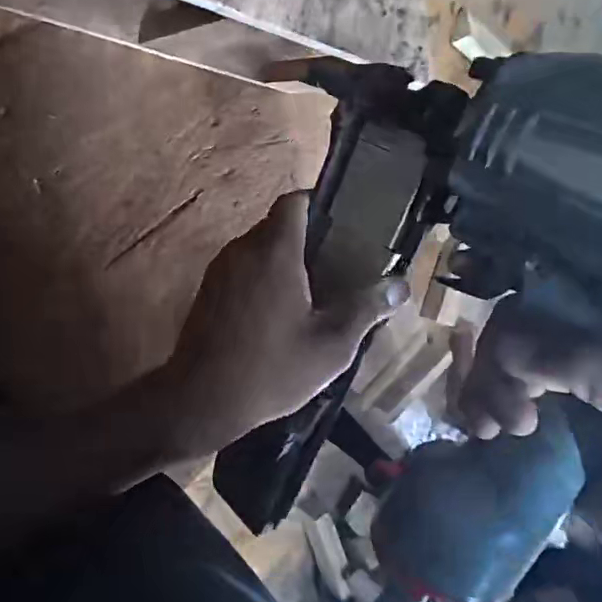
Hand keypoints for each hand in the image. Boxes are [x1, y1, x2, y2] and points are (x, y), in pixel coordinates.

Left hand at [152, 192, 407, 458]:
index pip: (293, 202)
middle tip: (335, 264)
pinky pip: (241, 267)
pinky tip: (277, 311)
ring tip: (310, 290)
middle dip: (305, 238)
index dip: (316, 203)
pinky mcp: (207, 290)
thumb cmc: (272, 369)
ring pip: (257, 247)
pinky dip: (261, 276)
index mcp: (275, 252)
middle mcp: (243, 249)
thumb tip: (400, 286)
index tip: (340, 222)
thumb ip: (366, 309)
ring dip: (282, 259)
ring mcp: (220, 269)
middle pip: (277, 225)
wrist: (202, 398)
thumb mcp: (331, 346)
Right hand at [452, 305, 601, 585]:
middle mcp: (594, 364)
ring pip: (501, 368)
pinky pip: (496, 403)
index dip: (526, 330)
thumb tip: (507, 343)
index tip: (517, 371)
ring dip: (484, 391)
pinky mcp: (545, 435)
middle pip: (521, 336)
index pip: (561, 308)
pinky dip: (478, 408)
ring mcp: (566, 399)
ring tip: (490, 432)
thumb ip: (594, 367)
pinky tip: (481, 435)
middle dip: (499, 368)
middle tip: (509, 418)